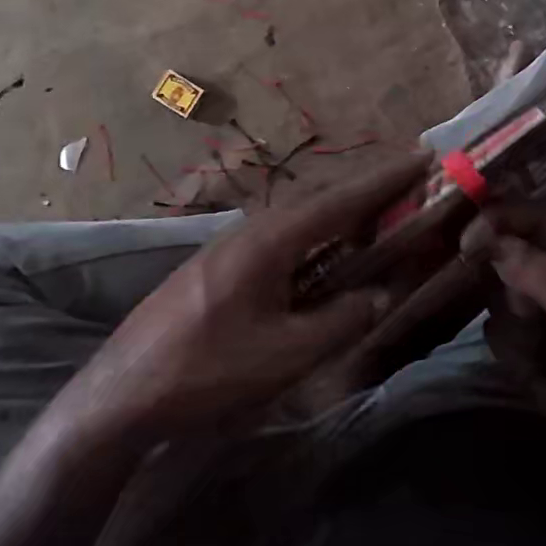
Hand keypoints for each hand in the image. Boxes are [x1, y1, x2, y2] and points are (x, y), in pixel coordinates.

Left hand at [58, 155, 427, 441]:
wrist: (126, 387)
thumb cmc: (209, 370)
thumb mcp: (286, 354)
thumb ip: (339, 321)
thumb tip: (379, 295)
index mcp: (268, 240)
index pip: (337, 201)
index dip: (382, 181)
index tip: (420, 158)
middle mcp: (247, 229)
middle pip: (315, 201)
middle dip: (363, 192)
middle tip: (405, 183)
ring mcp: (225, 245)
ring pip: (293, 219)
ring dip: (334, 214)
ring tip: (372, 215)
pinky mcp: (214, 266)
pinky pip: (274, 238)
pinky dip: (309, 237)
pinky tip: (316, 255)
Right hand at [471, 204, 545, 474]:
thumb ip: (545, 277)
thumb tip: (492, 241)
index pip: (535, 218)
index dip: (500, 220)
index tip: (466, 238)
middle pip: (508, 250)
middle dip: (497, 273)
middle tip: (501, 299)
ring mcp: (545, 312)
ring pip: (497, 292)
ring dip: (508, 319)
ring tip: (533, 349)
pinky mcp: (529, 345)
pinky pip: (497, 329)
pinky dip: (507, 347)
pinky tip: (533, 370)